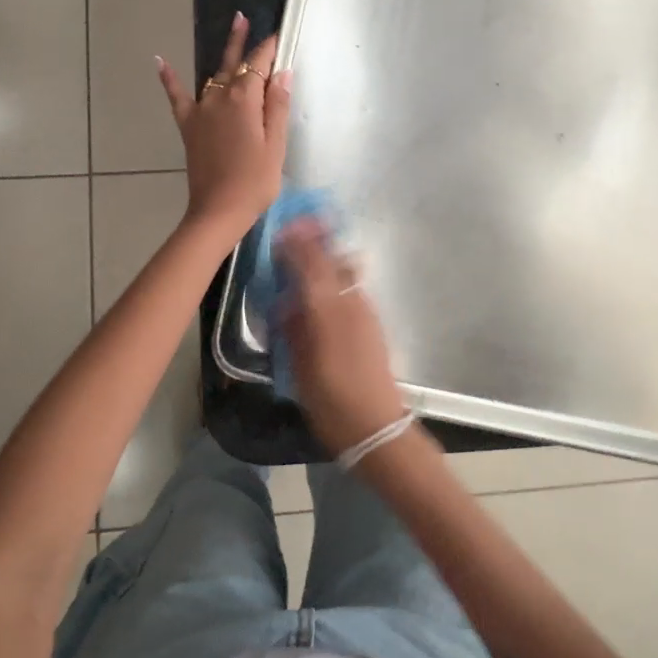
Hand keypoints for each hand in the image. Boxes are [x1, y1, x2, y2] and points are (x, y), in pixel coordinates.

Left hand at [157, 13, 289, 236]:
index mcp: (244, 101)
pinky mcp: (188, 126)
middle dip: (243, 41)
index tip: (279, 37)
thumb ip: (278, 107)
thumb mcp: (276, 145)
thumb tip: (282, 74)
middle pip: (234, 64)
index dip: (270, 51)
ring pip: (213, 76)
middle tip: (244, 18)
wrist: (217, 210)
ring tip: (232, 31)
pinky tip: (159, 61)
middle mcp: (219, 98)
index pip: (259, 66)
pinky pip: (177, 97)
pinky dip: (169, 79)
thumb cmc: (254, 182)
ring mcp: (201, 111)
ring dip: (223, 54)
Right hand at [276, 218, 409, 454]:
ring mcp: (366, 310)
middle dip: (315, 240)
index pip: (309, 263)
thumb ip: (292, 327)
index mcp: (325, 310)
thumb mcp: (299, 366)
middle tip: (297, 229)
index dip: (296, 243)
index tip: (281, 231)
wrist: (376, 427)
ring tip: (309, 255)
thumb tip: (284, 302)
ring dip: (328, 256)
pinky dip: (338, 277)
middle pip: (332, 258)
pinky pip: (353, 287)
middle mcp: (349, 301)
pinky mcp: (374, 322)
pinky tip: (325, 288)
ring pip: (346, 270)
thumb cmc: (331, 401)